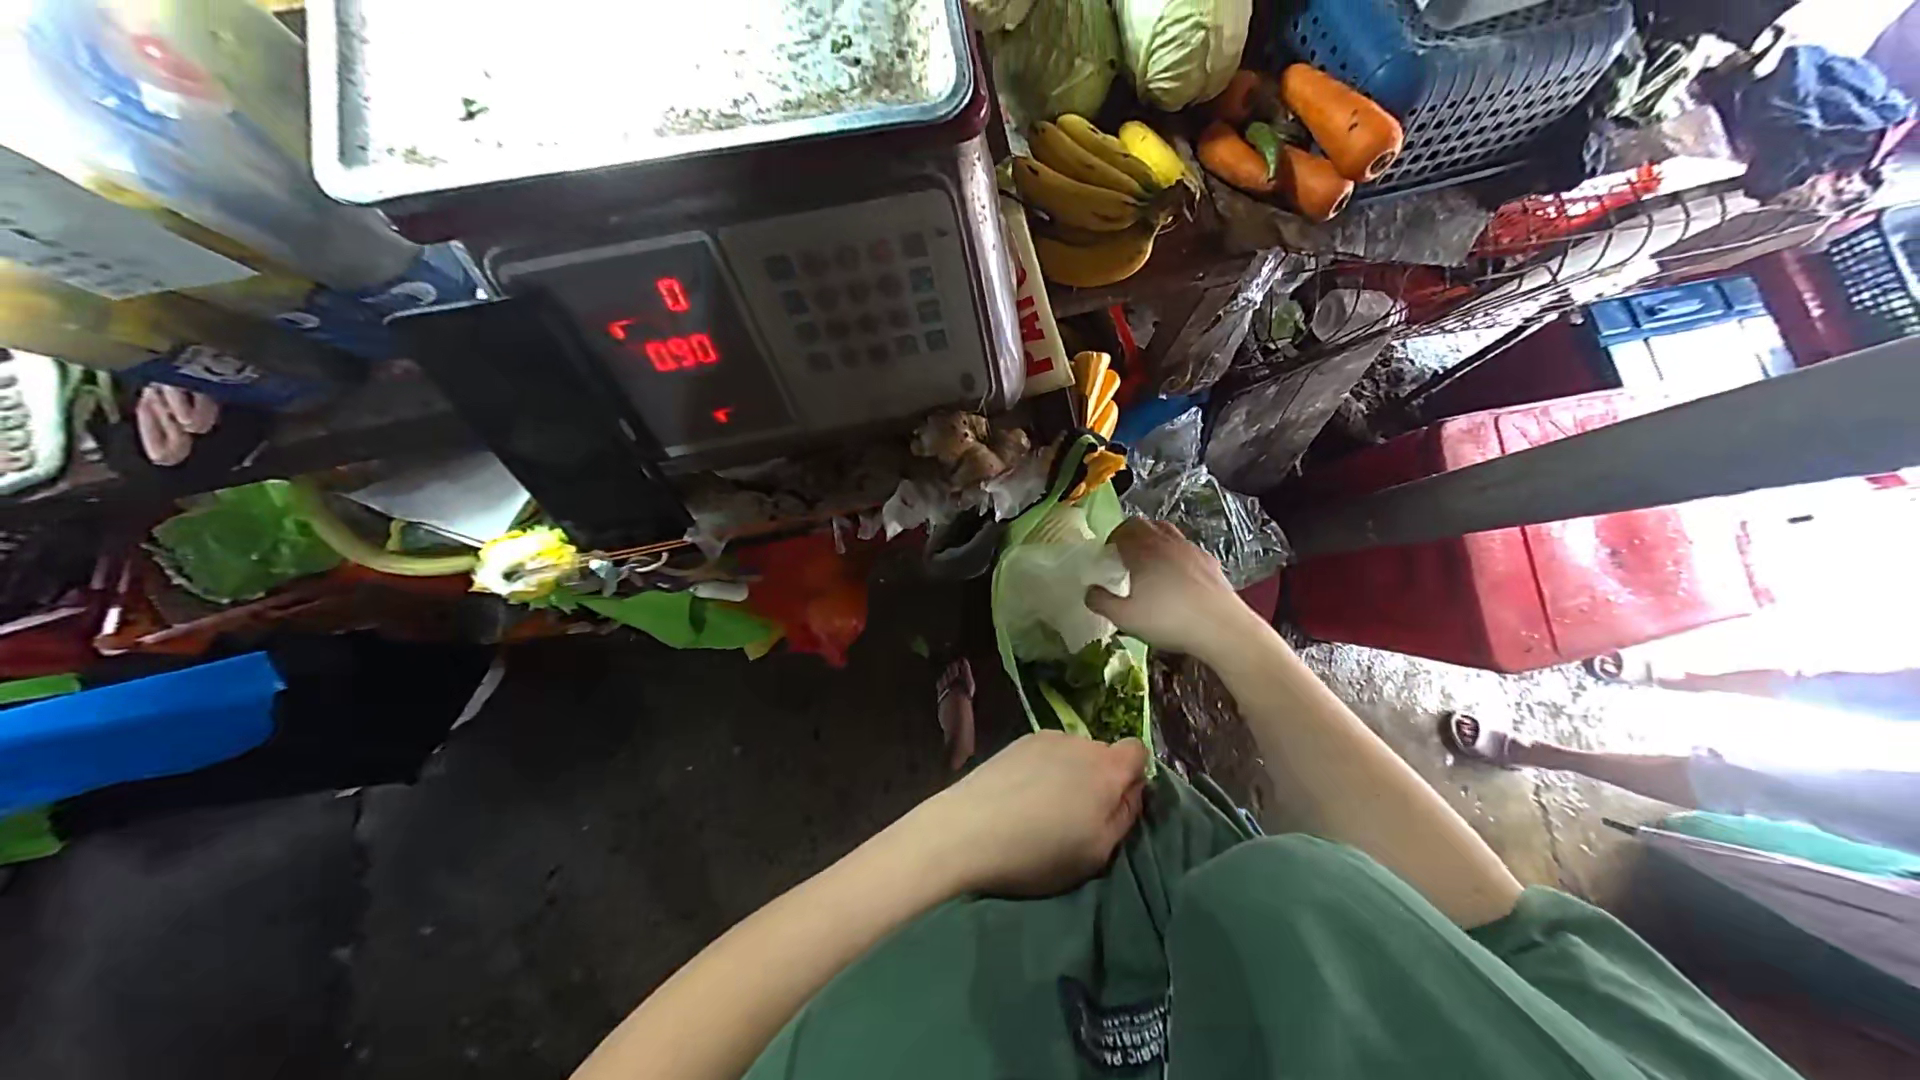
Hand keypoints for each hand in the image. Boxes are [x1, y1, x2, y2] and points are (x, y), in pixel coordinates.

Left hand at [908, 732, 1146, 896]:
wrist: (966, 830)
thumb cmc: (1040, 851)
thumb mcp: (1099, 852)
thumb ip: (1126, 815)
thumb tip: (1135, 789)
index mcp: (1108, 768)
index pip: (1138, 751)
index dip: (1132, 778)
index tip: (1114, 807)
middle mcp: (1080, 742)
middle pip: (1103, 754)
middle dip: (1099, 779)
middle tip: (1076, 816)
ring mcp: (1044, 737)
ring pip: (1072, 754)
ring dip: (1069, 773)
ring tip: (1042, 808)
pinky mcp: (1016, 741)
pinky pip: (1045, 753)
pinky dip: (1042, 769)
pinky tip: (1020, 795)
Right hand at [1088, 518, 1255, 659]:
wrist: (1222, 628)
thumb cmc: (1168, 620)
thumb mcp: (1125, 618)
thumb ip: (1101, 602)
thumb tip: (1089, 591)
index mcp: (1142, 551)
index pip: (1123, 531)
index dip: (1112, 540)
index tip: (1108, 556)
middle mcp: (1166, 542)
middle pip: (1144, 524)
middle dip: (1130, 534)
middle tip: (1124, 554)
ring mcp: (1191, 549)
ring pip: (1167, 531)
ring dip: (1154, 539)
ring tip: (1149, 561)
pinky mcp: (1209, 561)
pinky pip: (1186, 547)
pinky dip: (1175, 553)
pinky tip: (1177, 575)